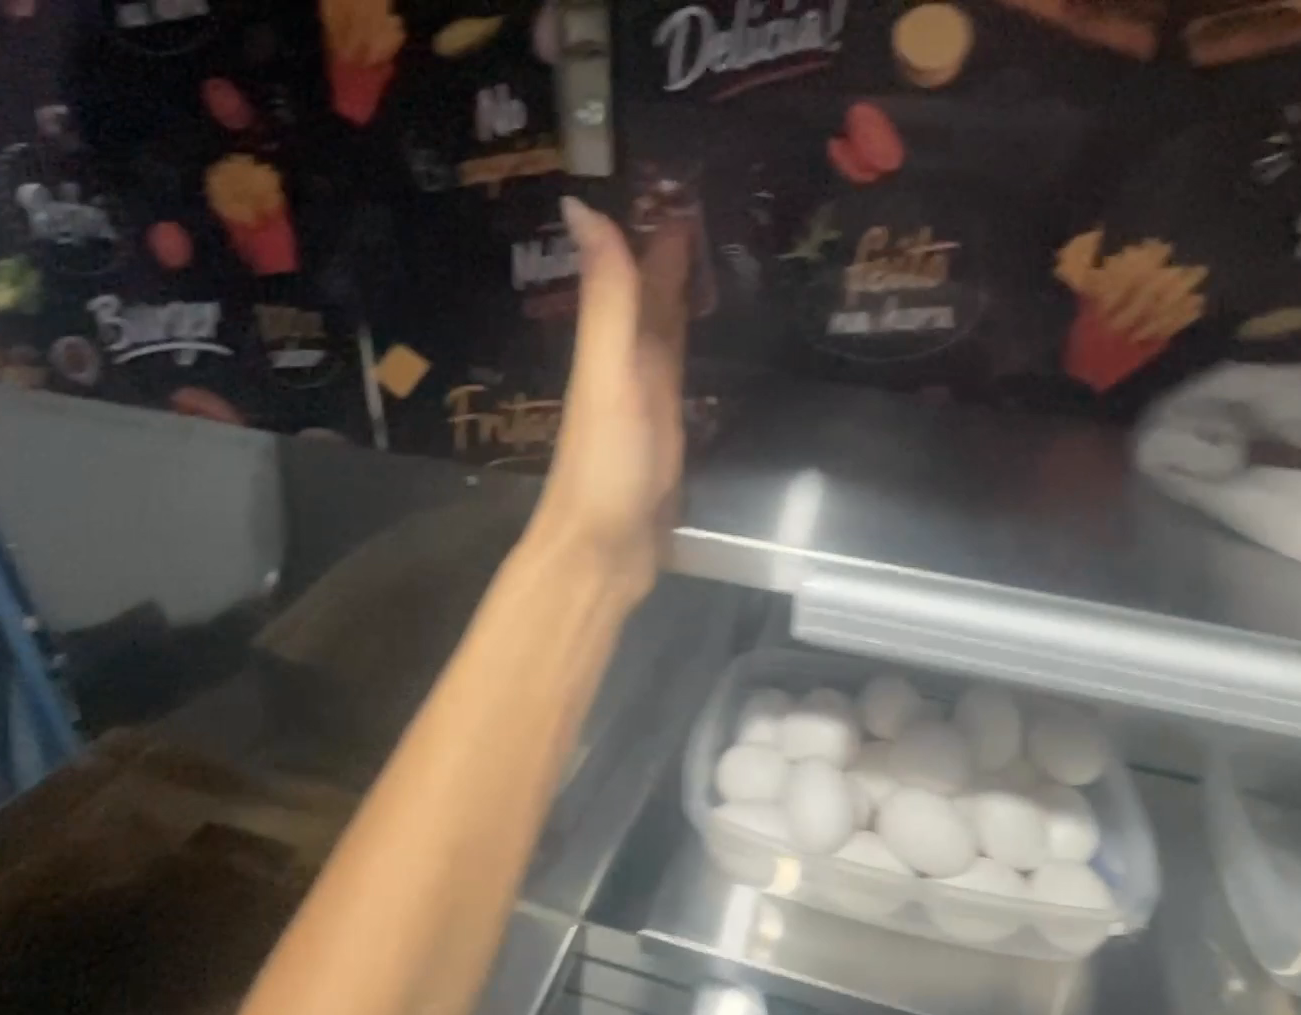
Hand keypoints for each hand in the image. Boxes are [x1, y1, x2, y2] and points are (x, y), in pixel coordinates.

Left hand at [522, 197, 690, 594]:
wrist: (603, 551)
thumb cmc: (605, 464)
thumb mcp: (608, 374)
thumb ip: (606, 299)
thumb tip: (581, 205)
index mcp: (614, 345)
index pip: (635, 271)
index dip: (652, 227)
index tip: (681, 178)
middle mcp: (629, 364)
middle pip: (653, 297)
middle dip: (675, 251)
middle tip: (713, 203)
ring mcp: (650, 400)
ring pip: (668, 330)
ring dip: (685, 292)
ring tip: (719, 252)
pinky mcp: (670, 434)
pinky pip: (682, 372)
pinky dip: (692, 344)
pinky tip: (707, 335)